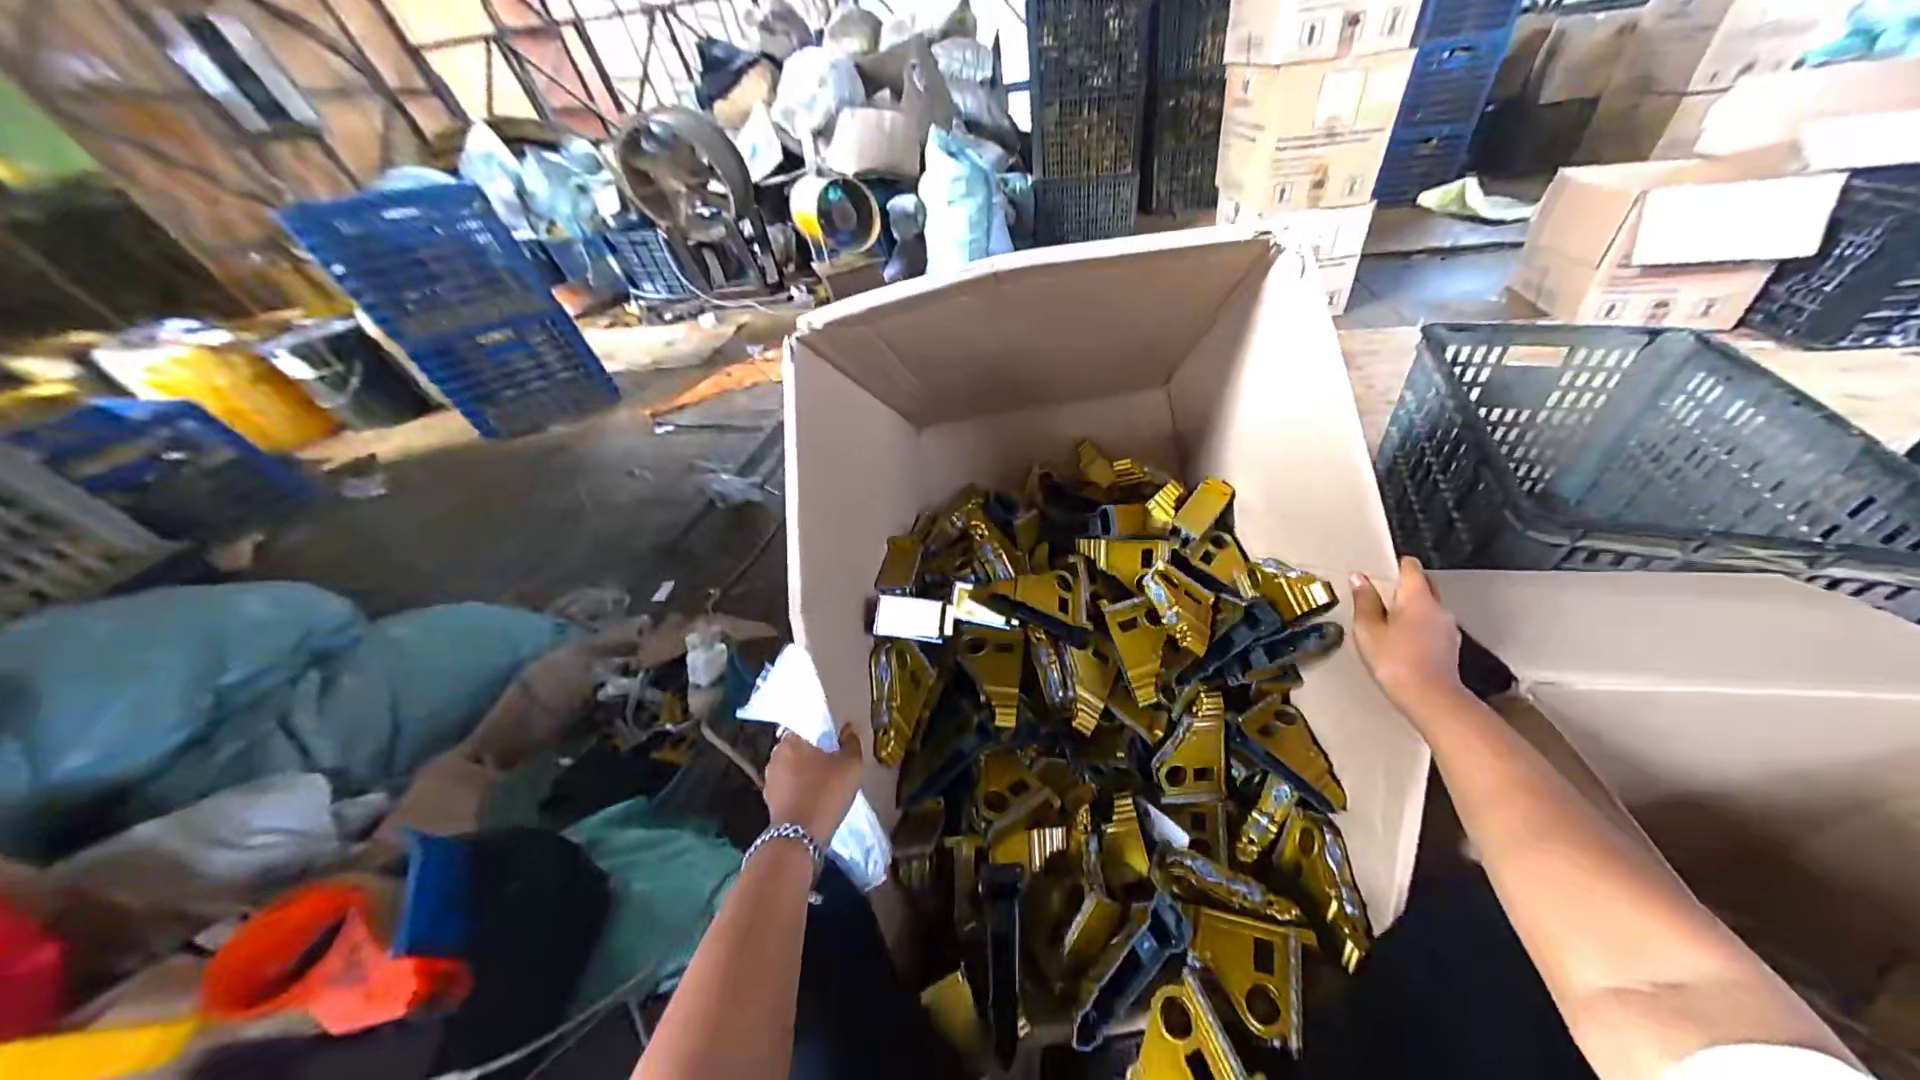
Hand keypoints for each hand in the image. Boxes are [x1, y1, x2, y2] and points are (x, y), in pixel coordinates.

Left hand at [763, 725, 865, 840]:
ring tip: (822, 783)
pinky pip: (787, 788)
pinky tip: (811, 799)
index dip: (820, 735)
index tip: (833, 744)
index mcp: (791, 740)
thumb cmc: (826, 792)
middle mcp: (775, 756)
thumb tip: (848, 729)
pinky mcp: (768, 801)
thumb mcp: (851, 765)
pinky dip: (797, 790)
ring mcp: (769, 780)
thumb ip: (851, 743)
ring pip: (791, 769)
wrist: (799, 837)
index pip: (805, 728)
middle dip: (810, 754)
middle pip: (797, 749)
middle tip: (830, 763)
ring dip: (803, 774)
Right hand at [1350, 557, 1465, 708]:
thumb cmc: (1394, 659)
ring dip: (1410, 609)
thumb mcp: (1368, 630)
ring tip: (1387, 622)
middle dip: (1403, 587)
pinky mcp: (1451, 646)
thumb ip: (1364, 602)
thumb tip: (1359, 578)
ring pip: (1428, 607)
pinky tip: (1402, 641)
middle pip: (1423, 585)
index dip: (1395, 565)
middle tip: (1378, 597)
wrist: (1430, 698)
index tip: (1377, 573)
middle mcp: (1438, 607)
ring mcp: (1448, 627)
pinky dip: (1418, 626)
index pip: (1411, 567)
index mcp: (1417, 598)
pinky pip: (1432, 625)